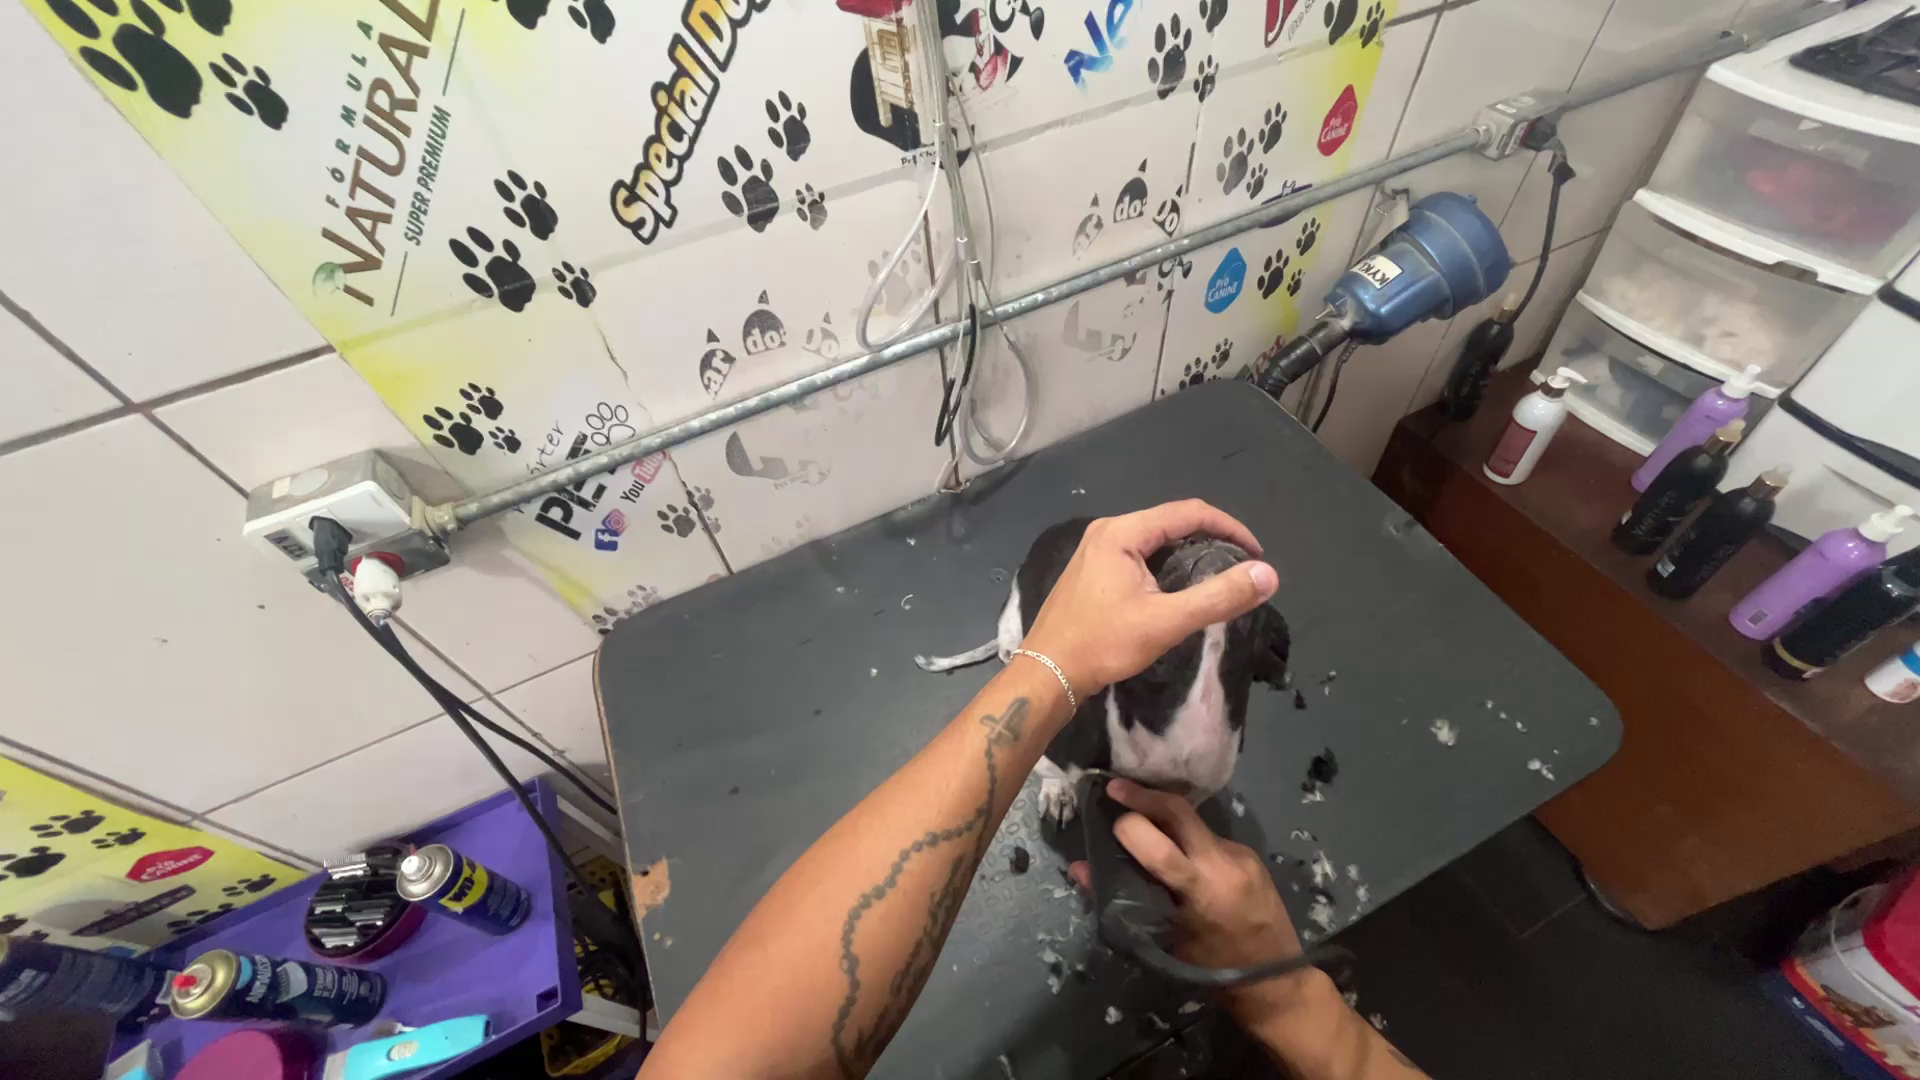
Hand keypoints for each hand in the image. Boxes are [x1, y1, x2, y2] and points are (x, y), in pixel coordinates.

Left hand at [1019, 500, 1277, 694]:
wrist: (1048, 671)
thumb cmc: (1103, 644)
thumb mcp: (1166, 622)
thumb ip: (1219, 597)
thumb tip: (1268, 574)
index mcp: (1121, 532)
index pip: (1188, 512)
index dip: (1229, 527)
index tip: (1256, 555)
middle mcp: (1107, 531)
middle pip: (1171, 521)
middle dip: (1211, 539)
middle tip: (1240, 568)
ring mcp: (1096, 549)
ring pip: (1155, 539)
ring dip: (1189, 552)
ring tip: (1217, 579)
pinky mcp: (1093, 569)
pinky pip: (1139, 555)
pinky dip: (1166, 564)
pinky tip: (1179, 589)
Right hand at [1069, 778, 1320, 1024]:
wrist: (1278, 985)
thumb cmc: (1213, 972)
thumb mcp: (1162, 942)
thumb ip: (1120, 902)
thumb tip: (1079, 868)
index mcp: (1202, 891)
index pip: (1159, 844)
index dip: (1130, 825)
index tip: (1107, 813)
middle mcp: (1224, 863)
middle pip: (1178, 810)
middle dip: (1142, 795)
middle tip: (1114, 787)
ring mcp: (1240, 854)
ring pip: (1192, 822)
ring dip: (1164, 818)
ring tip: (1141, 819)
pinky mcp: (1249, 854)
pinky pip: (1208, 837)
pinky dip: (1186, 839)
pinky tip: (1177, 853)